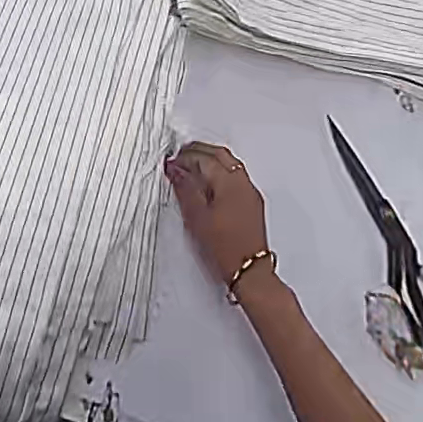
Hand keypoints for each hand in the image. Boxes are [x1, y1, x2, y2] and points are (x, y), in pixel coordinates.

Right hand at [165, 142, 270, 294]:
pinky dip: (220, 170)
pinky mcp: (252, 203)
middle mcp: (243, 183)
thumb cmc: (223, 247)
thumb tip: (176, 171)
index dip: (185, 157)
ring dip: (210, 159)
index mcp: (229, 183)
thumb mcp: (196, 217)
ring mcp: (250, 193)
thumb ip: (185, 189)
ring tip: (191, 165)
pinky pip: (236, 176)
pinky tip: (208, 181)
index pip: (204, 159)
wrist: (249, 270)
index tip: (170, 163)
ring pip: (230, 164)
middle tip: (180, 155)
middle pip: (220, 155)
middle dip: (199, 150)